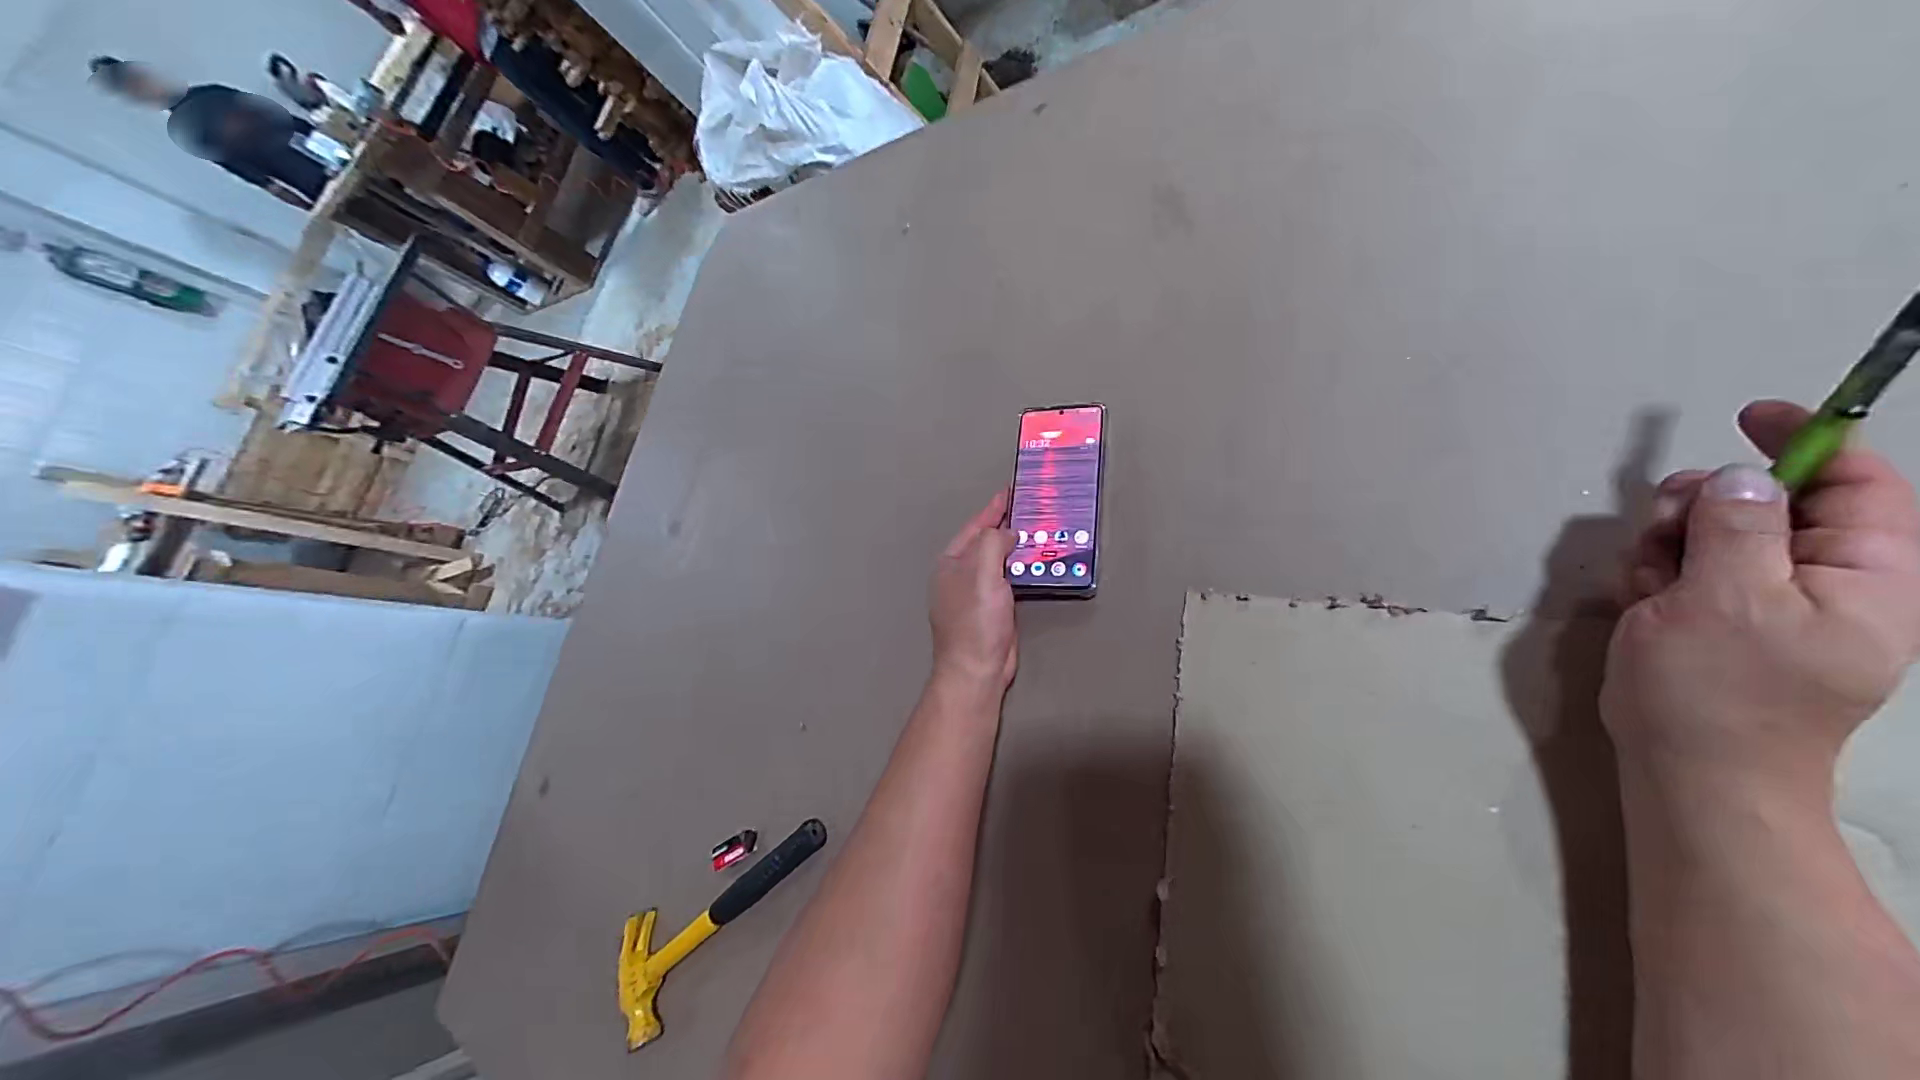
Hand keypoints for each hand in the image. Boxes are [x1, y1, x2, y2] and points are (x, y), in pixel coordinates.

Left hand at [929, 492, 1017, 692]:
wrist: (976, 669)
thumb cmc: (974, 620)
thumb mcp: (981, 571)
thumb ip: (992, 543)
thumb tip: (1008, 534)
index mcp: (951, 563)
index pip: (975, 527)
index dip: (993, 509)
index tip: (1011, 492)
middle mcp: (960, 576)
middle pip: (987, 542)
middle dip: (1007, 525)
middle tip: (1031, 509)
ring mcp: (976, 594)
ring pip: (999, 562)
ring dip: (1018, 548)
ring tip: (1038, 532)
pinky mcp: (993, 610)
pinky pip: (1009, 580)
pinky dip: (1022, 569)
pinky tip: (1035, 564)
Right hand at [1603, 400, 1919, 785]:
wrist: (1692, 766)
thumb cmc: (1719, 686)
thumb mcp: (1725, 599)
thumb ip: (1736, 529)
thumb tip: (1738, 476)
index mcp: (1864, 576)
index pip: (1855, 483)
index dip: (1806, 442)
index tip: (1748, 417)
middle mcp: (1824, 581)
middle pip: (1767, 503)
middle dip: (1708, 503)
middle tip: (1666, 521)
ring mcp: (1766, 601)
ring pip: (1714, 534)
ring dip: (1670, 543)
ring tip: (1650, 581)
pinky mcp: (1718, 616)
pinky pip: (1686, 569)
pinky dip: (1657, 573)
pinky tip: (1645, 600)